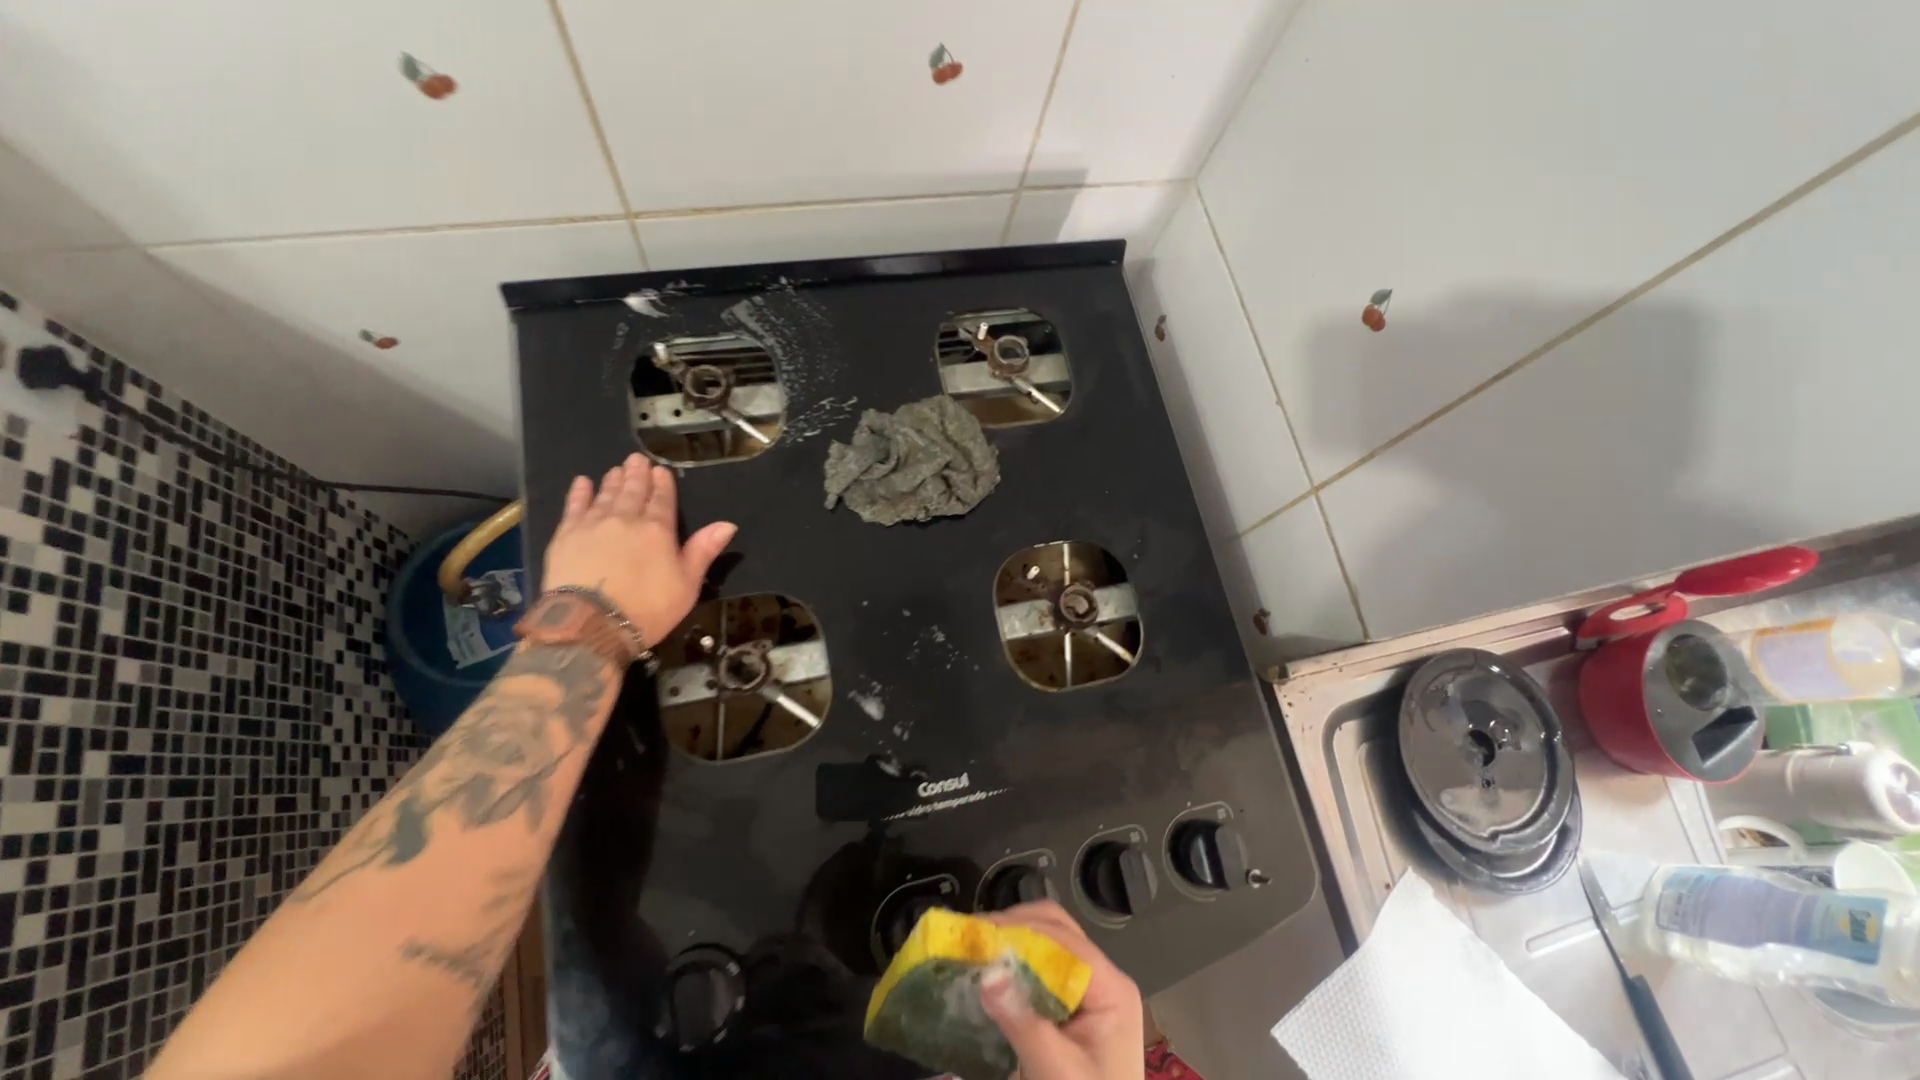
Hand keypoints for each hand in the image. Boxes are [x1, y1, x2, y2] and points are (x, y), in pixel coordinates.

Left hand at [542, 453, 737, 646]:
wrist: (591, 624)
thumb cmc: (647, 609)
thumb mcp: (687, 585)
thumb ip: (703, 551)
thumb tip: (727, 524)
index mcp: (658, 530)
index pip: (662, 500)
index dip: (663, 485)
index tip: (661, 471)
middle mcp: (626, 519)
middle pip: (633, 492)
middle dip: (637, 475)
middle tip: (637, 459)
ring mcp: (594, 524)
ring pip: (606, 495)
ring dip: (613, 481)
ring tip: (617, 469)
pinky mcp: (566, 535)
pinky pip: (574, 506)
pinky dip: (579, 493)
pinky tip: (582, 482)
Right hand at [980, 901, 1143, 1079]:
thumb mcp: (1056, 1073)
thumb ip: (1023, 1022)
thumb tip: (987, 973)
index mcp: (1112, 989)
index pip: (1065, 941)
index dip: (1022, 930)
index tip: (977, 934)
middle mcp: (1103, 979)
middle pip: (1057, 932)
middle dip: (1013, 928)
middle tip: (971, 937)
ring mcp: (1089, 992)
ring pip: (1048, 946)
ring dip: (1011, 942)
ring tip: (973, 948)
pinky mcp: (1071, 1008)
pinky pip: (1041, 971)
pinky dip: (1013, 965)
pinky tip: (987, 972)